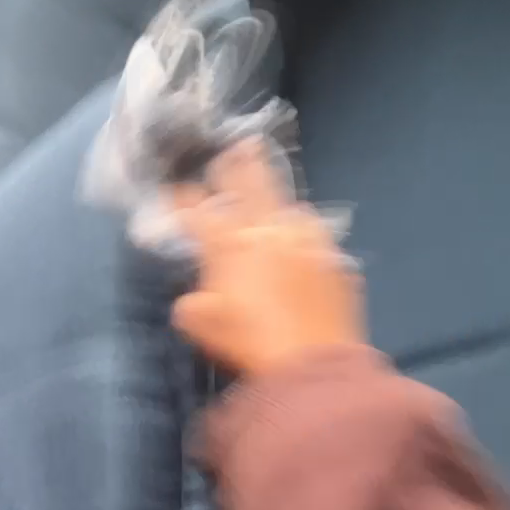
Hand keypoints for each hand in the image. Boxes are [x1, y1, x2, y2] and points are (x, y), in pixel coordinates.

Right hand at [168, 140, 365, 375]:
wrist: (311, 362)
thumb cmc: (246, 343)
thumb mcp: (199, 325)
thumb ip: (192, 303)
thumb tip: (196, 296)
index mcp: (230, 247)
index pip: (200, 214)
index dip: (185, 199)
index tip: (175, 187)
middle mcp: (269, 234)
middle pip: (252, 189)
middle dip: (240, 167)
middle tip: (237, 148)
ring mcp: (308, 244)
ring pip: (289, 208)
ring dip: (277, 199)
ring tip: (274, 196)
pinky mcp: (334, 262)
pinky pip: (315, 238)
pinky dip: (302, 234)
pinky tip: (302, 239)